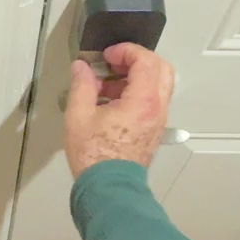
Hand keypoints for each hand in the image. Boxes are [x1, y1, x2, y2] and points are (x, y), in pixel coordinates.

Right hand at [64, 43, 175, 177]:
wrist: (108, 188)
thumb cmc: (94, 155)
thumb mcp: (79, 116)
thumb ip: (82, 85)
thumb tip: (81, 67)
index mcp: (143, 101)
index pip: (146, 60)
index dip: (126, 51)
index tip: (106, 56)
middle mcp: (157, 108)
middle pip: (161, 68)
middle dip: (136, 59)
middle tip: (113, 63)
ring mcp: (158, 120)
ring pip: (159, 84)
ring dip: (136, 76)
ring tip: (107, 85)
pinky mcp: (153, 130)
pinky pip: (153, 101)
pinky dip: (137, 92)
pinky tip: (111, 102)